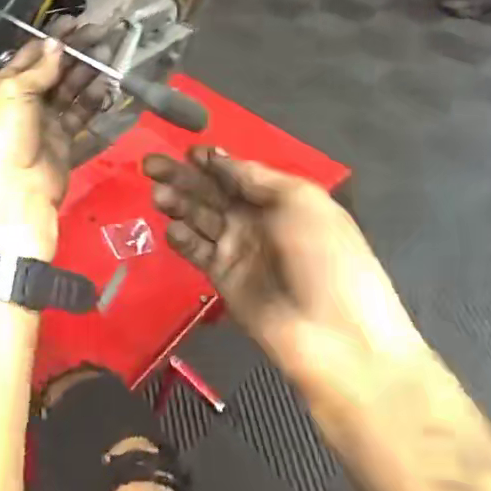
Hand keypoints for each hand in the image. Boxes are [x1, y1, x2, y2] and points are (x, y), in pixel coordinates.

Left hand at [0, 25, 106, 257]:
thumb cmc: (5, 139)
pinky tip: (107, 84)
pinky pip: (80, 113)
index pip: (29, 55)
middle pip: (53, 70)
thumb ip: (37, 70)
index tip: (75, 22)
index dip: (52, 38)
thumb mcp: (13, 96)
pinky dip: (93, 99)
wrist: (14, 195)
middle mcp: (24, 101)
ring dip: (87, 71)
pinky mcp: (63, 140)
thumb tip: (55, 44)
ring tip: (108, 52)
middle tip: (100, 33)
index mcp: (3, 88)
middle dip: (75, 51)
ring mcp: (45, 122)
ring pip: (70, 89)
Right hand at [144, 148, 427, 386]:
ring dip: (177, 202)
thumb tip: (219, 159)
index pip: (236, 173)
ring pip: (199, 217)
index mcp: (280, 199)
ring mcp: (238, 251)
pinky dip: (182, 238)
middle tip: (150, 163)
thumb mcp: (302, 202)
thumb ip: (256, 178)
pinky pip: (197, 251)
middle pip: (210, 191)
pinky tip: (173, 230)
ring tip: (158, 195)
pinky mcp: (222, 280)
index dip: (211, 160)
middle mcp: (255, 220)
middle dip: (182, 175)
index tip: (187, 150)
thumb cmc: (329, 260)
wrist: (340, 340)